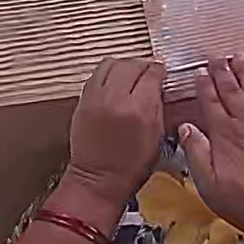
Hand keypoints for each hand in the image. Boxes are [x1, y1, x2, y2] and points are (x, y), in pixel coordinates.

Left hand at [66, 57, 166, 206]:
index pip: (151, 73)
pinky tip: (114, 83)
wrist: (98, 180)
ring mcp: (96, 98)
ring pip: (111, 63)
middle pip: (131, 64)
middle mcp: (115, 98)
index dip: (159, 70)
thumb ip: (159, 106)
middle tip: (147, 73)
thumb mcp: (157, 136)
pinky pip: (96, 75)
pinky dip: (107, 74)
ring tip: (129, 75)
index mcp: (139, 110)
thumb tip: (159, 86)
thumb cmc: (130, 166)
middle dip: (142, 66)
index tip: (161, 71)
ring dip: (123, 66)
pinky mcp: (83, 101)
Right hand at [177, 57, 243, 243]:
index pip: (210, 103)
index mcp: (226, 134)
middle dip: (222, 71)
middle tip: (216, 57)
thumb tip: (185, 129)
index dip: (203, 86)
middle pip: (231, 90)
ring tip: (239, 56)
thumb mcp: (212, 186)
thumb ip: (196, 154)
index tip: (199, 73)